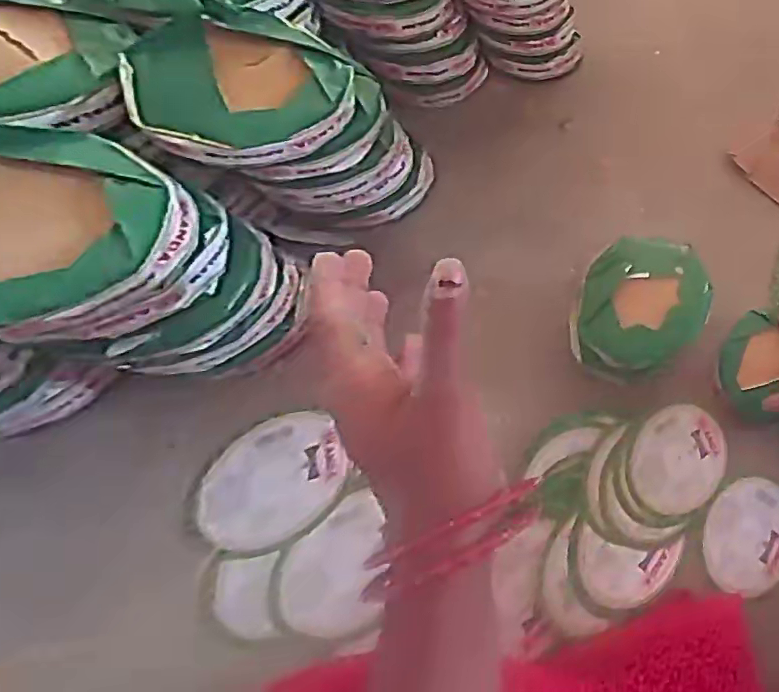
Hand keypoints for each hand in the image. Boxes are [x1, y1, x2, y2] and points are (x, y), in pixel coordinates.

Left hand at [303, 251, 502, 535]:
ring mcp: (379, 410)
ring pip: (362, 356)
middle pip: (341, 338)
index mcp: (355, 382)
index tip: (329, 257)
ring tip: (374, 291)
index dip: (329, 290)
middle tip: (353, 259)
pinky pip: (388, 373)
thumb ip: (444, 326)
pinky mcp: (402, 421)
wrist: (448, 522)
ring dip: (365, 321)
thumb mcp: (444, 386)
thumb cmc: (440, 453)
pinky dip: (393, 348)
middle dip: (344, 299)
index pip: (331, 326)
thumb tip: (448, 265)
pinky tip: (407, 340)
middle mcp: (357, 393)